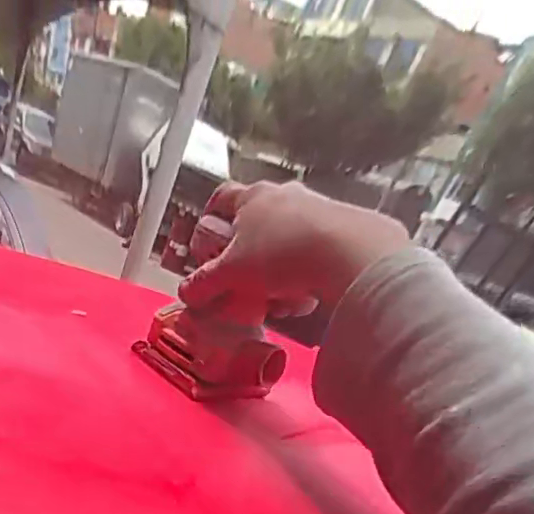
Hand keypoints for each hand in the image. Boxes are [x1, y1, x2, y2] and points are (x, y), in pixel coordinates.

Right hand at [177, 181, 411, 317]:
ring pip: (282, 240)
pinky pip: (309, 252)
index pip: (221, 197)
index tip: (205, 238)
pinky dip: (300, 274)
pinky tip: (300, 298)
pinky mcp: (341, 227)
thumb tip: (185, 293)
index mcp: (253, 197)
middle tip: (237, 280)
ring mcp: (315, 208)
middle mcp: (284, 195)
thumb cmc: (278, 255)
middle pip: (253, 222)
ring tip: (272, 298)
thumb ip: (203, 284)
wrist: (348, 254)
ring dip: (272, 270)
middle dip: (244, 254)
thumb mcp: (231, 274)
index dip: (208, 216)